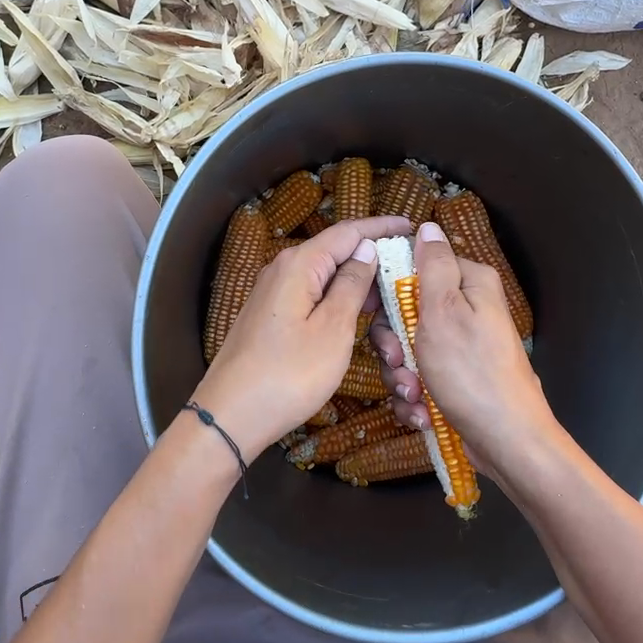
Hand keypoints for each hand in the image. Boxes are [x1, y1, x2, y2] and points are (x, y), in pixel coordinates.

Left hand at [194, 215, 410, 458]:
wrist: (231, 415)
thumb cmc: (288, 374)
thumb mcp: (333, 329)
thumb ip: (352, 285)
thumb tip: (366, 249)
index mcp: (300, 264)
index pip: (348, 231)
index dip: (381, 227)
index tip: (411, 226)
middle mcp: (283, 268)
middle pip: (335, 250)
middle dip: (372, 255)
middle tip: (409, 268)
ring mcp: (274, 292)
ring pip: (324, 274)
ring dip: (357, 280)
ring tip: (391, 293)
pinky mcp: (271, 314)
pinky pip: (312, 293)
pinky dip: (339, 297)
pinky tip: (358, 313)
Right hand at [367, 221, 554, 473]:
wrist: (507, 442)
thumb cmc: (472, 372)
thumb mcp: (444, 310)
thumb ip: (433, 265)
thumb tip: (427, 226)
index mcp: (469, 284)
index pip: (416, 266)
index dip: (389, 289)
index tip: (375, 314)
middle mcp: (466, 310)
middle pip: (405, 312)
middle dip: (394, 344)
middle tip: (399, 363)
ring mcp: (460, 348)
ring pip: (407, 350)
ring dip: (402, 376)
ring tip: (414, 396)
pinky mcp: (454, 380)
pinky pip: (419, 379)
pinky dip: (414, 398)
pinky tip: (421, 413)